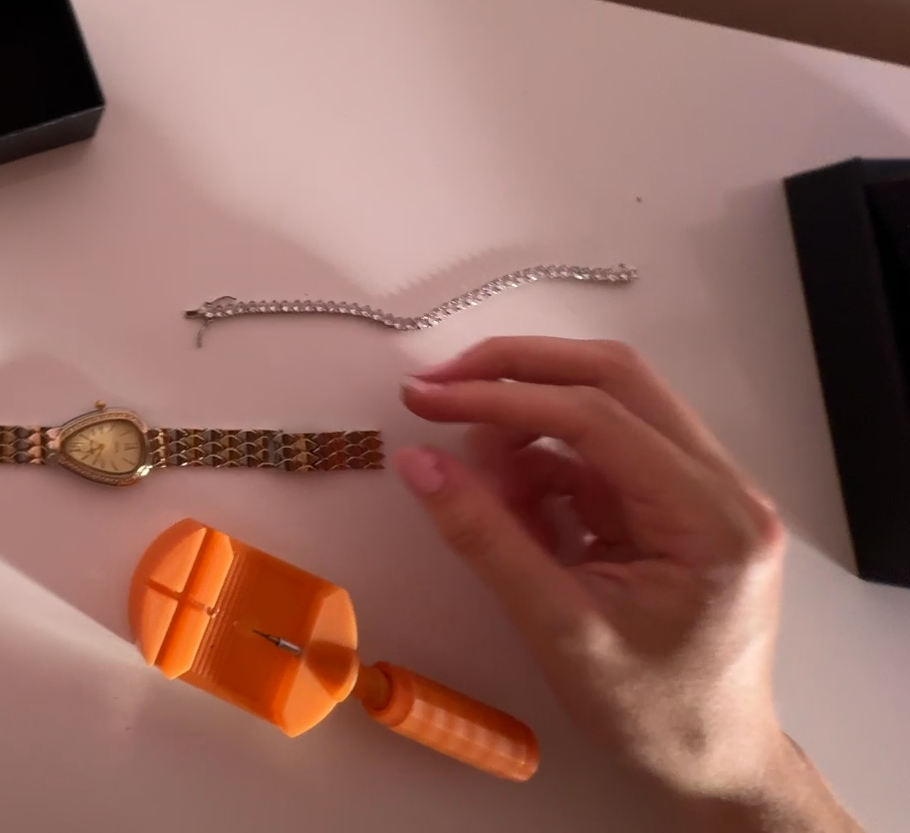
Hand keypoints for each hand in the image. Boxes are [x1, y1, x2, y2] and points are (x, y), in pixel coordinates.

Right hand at [396, 338, 856, 828]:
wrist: (710, 760)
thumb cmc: (645, 706)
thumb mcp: (552, 622)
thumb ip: (481, 534)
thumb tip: (415, 461)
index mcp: (707, 517)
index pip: (596, 416)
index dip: (499, 397)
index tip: (423, 399)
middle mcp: (716, 485)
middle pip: (611, 376)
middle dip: (513, 371)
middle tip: (437, 388)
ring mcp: (692, 487)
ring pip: (598, 399)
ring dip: (520, 422)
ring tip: (479, 480)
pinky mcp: (660, 497)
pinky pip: (583, 446)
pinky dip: (531, 459)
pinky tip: (511, 506)